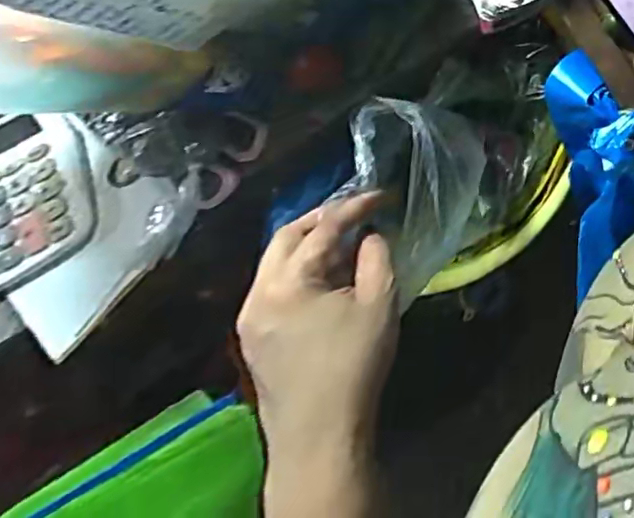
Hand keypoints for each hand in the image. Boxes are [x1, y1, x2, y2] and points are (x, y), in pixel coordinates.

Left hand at [237, 193, 397, 478]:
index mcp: (286, 284)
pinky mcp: (255, 337)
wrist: (319, 437)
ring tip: (348, 238)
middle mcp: (257, 295)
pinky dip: (303, 267)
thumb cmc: (353, 365)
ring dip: (311, 242)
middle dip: (323, 217)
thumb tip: (368, 234)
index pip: (322, 229)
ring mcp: (250, 318)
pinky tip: (330, 272)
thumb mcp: (379, 301)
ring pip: (277, 260)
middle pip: (286, 237)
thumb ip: (376, 256)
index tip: (383, 196)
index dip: (355, 206)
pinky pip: (276, 283)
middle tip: (358, 210)